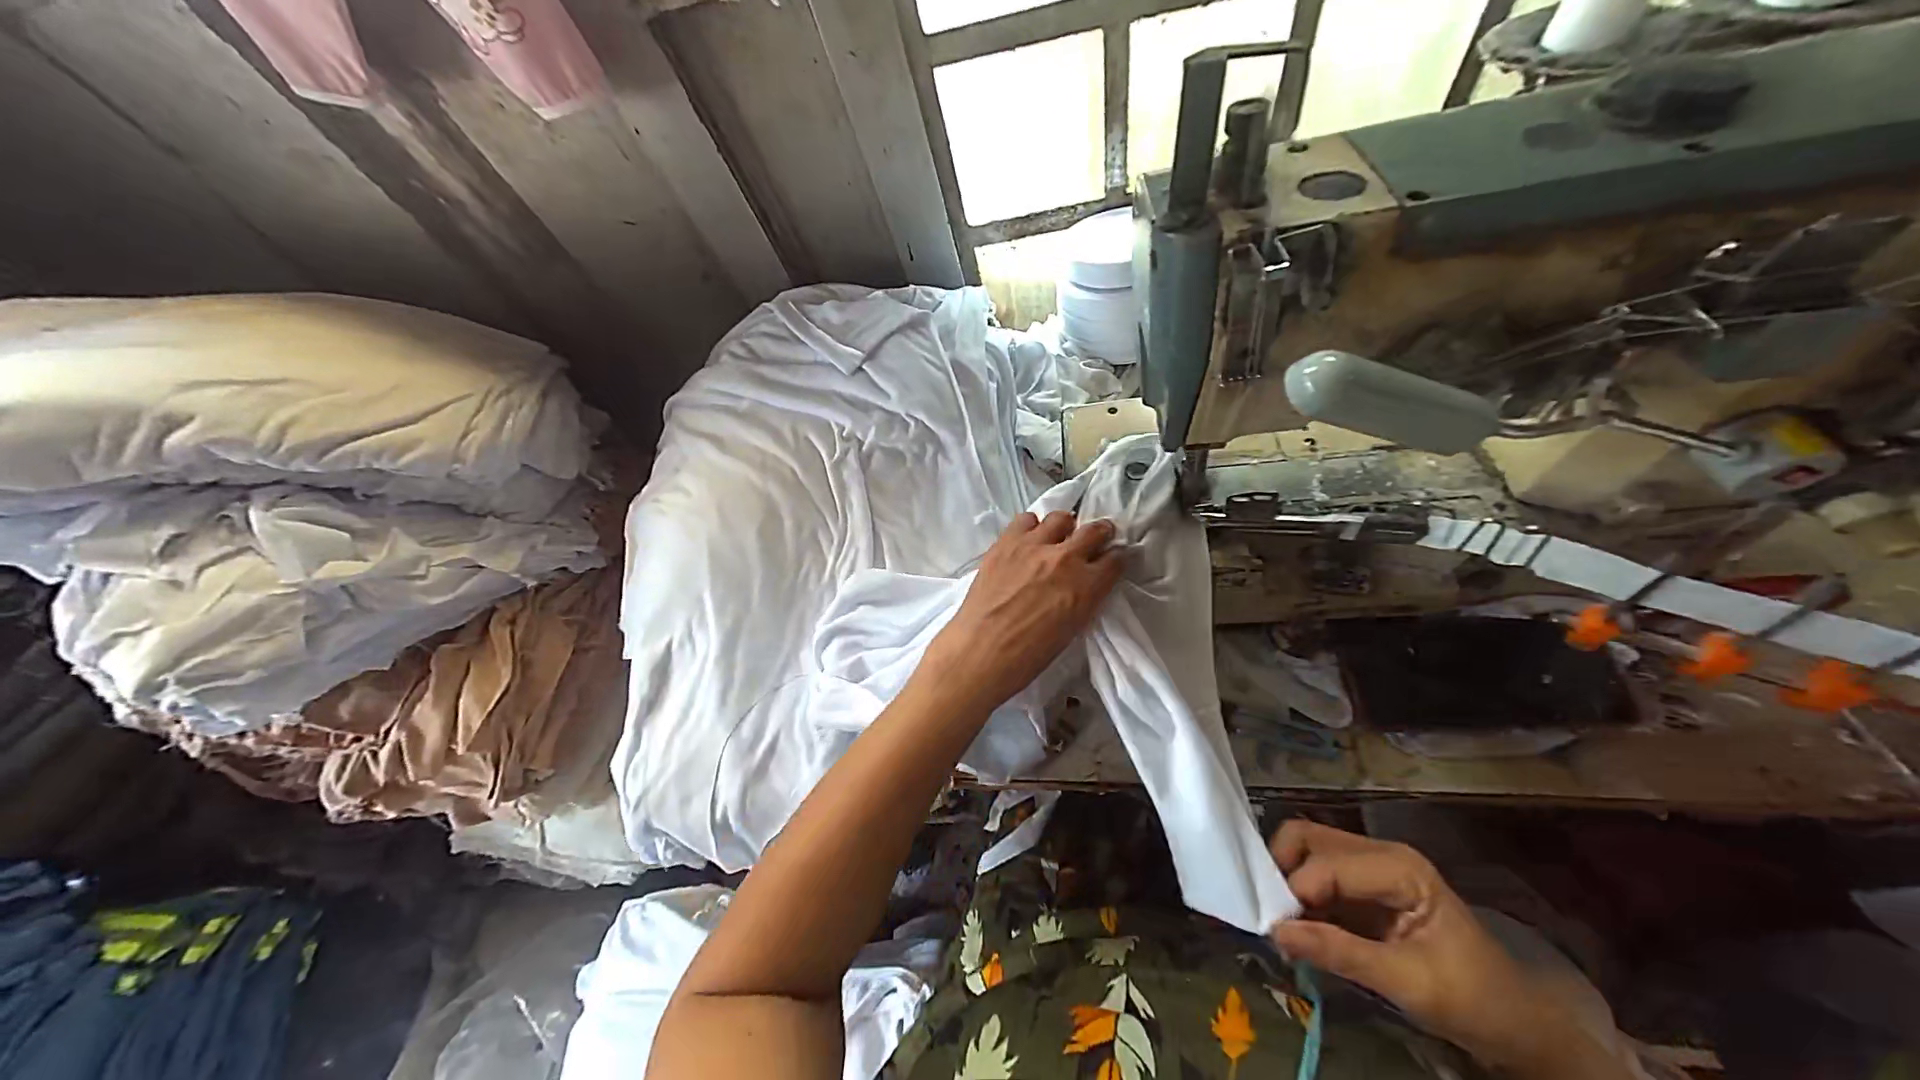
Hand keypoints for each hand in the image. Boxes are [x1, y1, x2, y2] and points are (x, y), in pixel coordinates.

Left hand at [919, 511, 1124, 714]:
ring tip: (1059, 536)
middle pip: (1094, 531)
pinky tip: (1027, 540)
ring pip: (1060, 518)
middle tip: (1096, 537)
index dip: (1115, 558)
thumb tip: (1083, 586)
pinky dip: (1031, 527)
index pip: (1115, 560)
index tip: (1111, 560)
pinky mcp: (1006, 542)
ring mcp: (1034, 546)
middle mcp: (1066, 559)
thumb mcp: (1072, 628)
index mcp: (1087, 586)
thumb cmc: (1029, 655)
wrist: (982, 650)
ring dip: (1065, 527)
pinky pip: (1026, 520)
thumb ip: (1083, 599)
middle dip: (1100, 533)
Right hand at [1268, 821, 1631, 1079]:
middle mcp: (1378, 854)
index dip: (1295, 891)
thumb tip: (1276, 932)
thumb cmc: (1473, 1000)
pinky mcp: (1360, 887)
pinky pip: (1314, 874)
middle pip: (1307, 838)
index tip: (1277, 930)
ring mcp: (1368, 868)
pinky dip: (1296, 895)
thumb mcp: (1409, 983)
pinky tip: (1296, 926)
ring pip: (1305, 850)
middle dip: (1280, 870)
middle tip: (1272, 914)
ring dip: (1284, 880)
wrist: (1514, 1023)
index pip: (1326, 864)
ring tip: (1282, 921)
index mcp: (1399, 867)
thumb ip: (1341, 953)